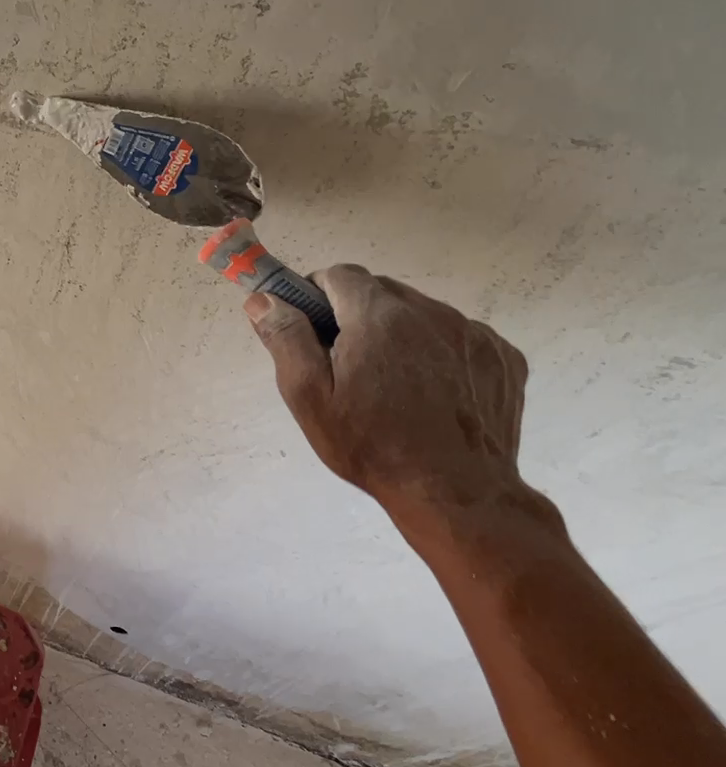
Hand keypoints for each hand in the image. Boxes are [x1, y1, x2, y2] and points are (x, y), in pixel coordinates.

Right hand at [244, 266, 535, 520]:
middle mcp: (431, 313)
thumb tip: (263, 299)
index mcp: (379, 317)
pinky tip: (429, 390)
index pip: (339, 274)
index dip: (315, 292)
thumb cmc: (368, 443)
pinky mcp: (504, 357)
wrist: (456, 492)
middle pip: (380, 290)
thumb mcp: (307, 394)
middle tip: (342, 359)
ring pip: (419, 312)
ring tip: (389, 381)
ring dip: (397, 330)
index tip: (307, 324)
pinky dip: (436, 350)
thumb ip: (285, 337)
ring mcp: (474, 334)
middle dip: (354, 312)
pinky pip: (455, 335)